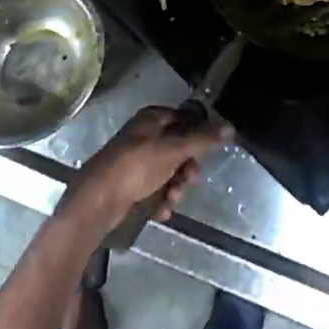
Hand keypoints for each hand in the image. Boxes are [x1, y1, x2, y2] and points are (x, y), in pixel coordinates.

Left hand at [60, 106, 230, 229]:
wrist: (99, 199)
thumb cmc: (137, 165)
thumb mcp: (173, 150)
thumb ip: (202, 140)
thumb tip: (230, 127)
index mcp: (151, 119)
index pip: (183, 119)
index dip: (197, 134)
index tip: (208, 152)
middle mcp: (144, 136)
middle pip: (177, 149)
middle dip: (186, 168)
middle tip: (190, 180)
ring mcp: (136, 161)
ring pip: (167, 172)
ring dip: (175, 188)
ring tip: (172, 200)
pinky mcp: (130, 184)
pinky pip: (154, 189)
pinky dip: (160, 199)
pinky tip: (161, 210)